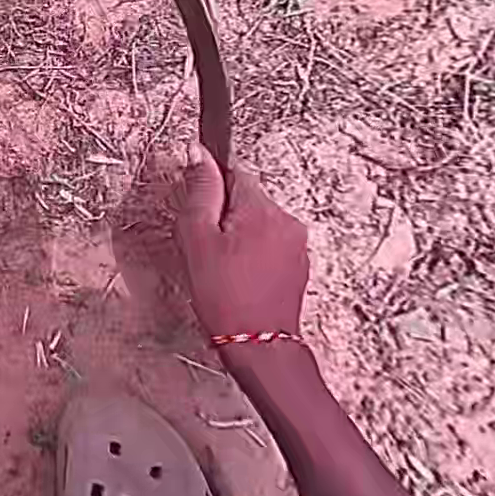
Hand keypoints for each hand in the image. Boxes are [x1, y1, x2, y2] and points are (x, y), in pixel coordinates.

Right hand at [175, 145, 309, 337]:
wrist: (256, 342)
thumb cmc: (222, 291)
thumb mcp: (196, 235)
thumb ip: (200, 190)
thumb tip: (198, 153)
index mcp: (262, 209)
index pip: (233, 173)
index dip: (209, 190)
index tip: (197, 212)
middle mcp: (287, 221)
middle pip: (246, 197)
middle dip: (222, 213)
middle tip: (203, 243)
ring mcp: (297, 244)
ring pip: (256, 220)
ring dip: (236, 232)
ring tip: (219, 261)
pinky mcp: (298, 264)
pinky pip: (268, 241)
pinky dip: (250, 250)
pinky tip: (235, 272)